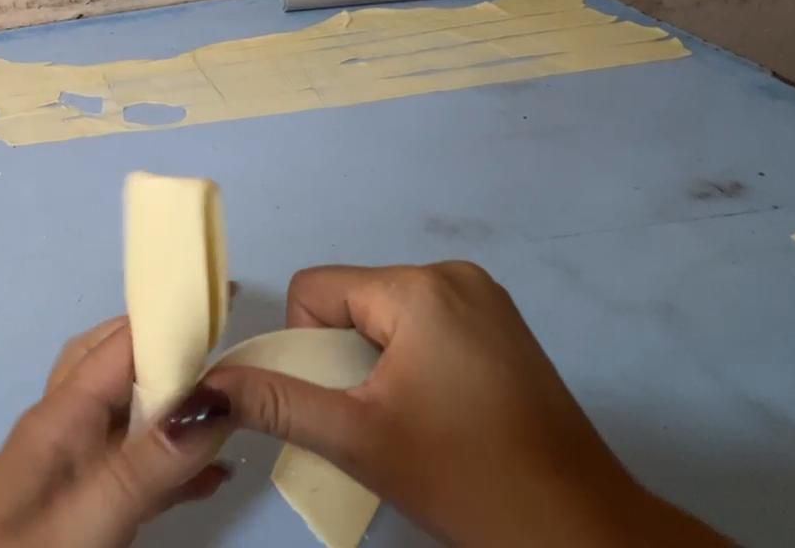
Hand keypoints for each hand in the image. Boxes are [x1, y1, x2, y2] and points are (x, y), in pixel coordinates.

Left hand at [0, 318, 235, 547]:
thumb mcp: (88, 515)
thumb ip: (147, 464)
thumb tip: (214, 398)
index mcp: (60, 413)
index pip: (120, 343)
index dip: (170, 318)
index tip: (224, 303)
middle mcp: (63, 423)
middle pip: (117, 362)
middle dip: (168, 347)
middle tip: (224, 346)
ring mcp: (69, 460)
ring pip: (127, 409)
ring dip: (175, 402)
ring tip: (229, 403)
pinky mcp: (76, 499)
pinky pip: (131, 461)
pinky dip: (172, 459)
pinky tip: (211, 474)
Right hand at [205, 263, 731, 547]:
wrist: (588, 537)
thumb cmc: (466, 479)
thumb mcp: (358, 440)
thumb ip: (274, 402)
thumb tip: (206, 385)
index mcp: (418, 287)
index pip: (315, 290)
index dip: (309, 346)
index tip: (345, 402)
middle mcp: (452, 273)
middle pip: (350, 298)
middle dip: (344, 355)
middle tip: (374, 415)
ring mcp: (484, 296)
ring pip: (383, 311)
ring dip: (374, 358)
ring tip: (408, 415)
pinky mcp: (502, 322)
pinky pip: (421, 320)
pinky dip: (409, 357)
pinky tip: (437, 406)